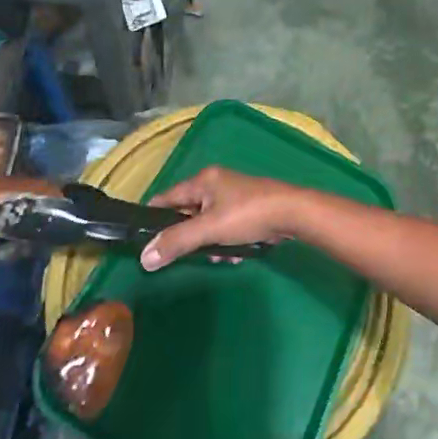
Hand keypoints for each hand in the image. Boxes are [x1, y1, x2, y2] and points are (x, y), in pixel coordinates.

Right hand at [139, 167, 315, 270]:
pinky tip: (236, 254)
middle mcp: (215, 183)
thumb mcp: (209, 229)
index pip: (166, 198)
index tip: (145, 242)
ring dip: (211, 243)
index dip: (153, 218)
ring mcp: (233, 195)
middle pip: (187, 213)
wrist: (292, 213)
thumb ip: (177, 242)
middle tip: (193, 255)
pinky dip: (226, 241)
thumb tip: (144, 258)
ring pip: (207, 224)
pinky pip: (225, 227)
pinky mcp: (247, 209)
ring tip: (221, 256)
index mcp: (202, 180)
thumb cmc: (247, 214)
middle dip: (189, 238)